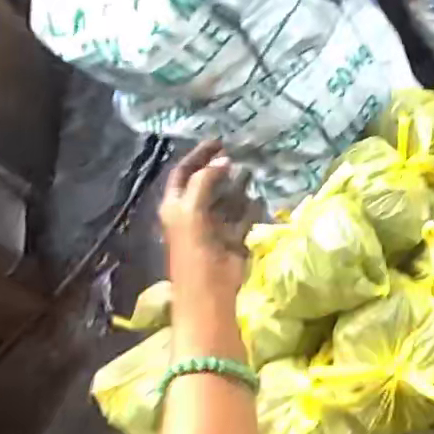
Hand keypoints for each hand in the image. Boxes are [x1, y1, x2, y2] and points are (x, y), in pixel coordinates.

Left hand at [159, 141, 251, 310]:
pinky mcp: (232, 238)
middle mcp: (192, 213)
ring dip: (238, 186)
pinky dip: (250, 208)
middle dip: (222, 170)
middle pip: (207, 183)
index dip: (198, 155)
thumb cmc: (194, 249)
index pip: (183, 172)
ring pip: (227, 199)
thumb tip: (224, 161)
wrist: (208, 291)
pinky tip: (258, 199)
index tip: (219, 142)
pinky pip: (242, 217)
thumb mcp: (191, 209)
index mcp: (175, 206)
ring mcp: (213, 226)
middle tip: (241, 156)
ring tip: (252, 173)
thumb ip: (205, 181)